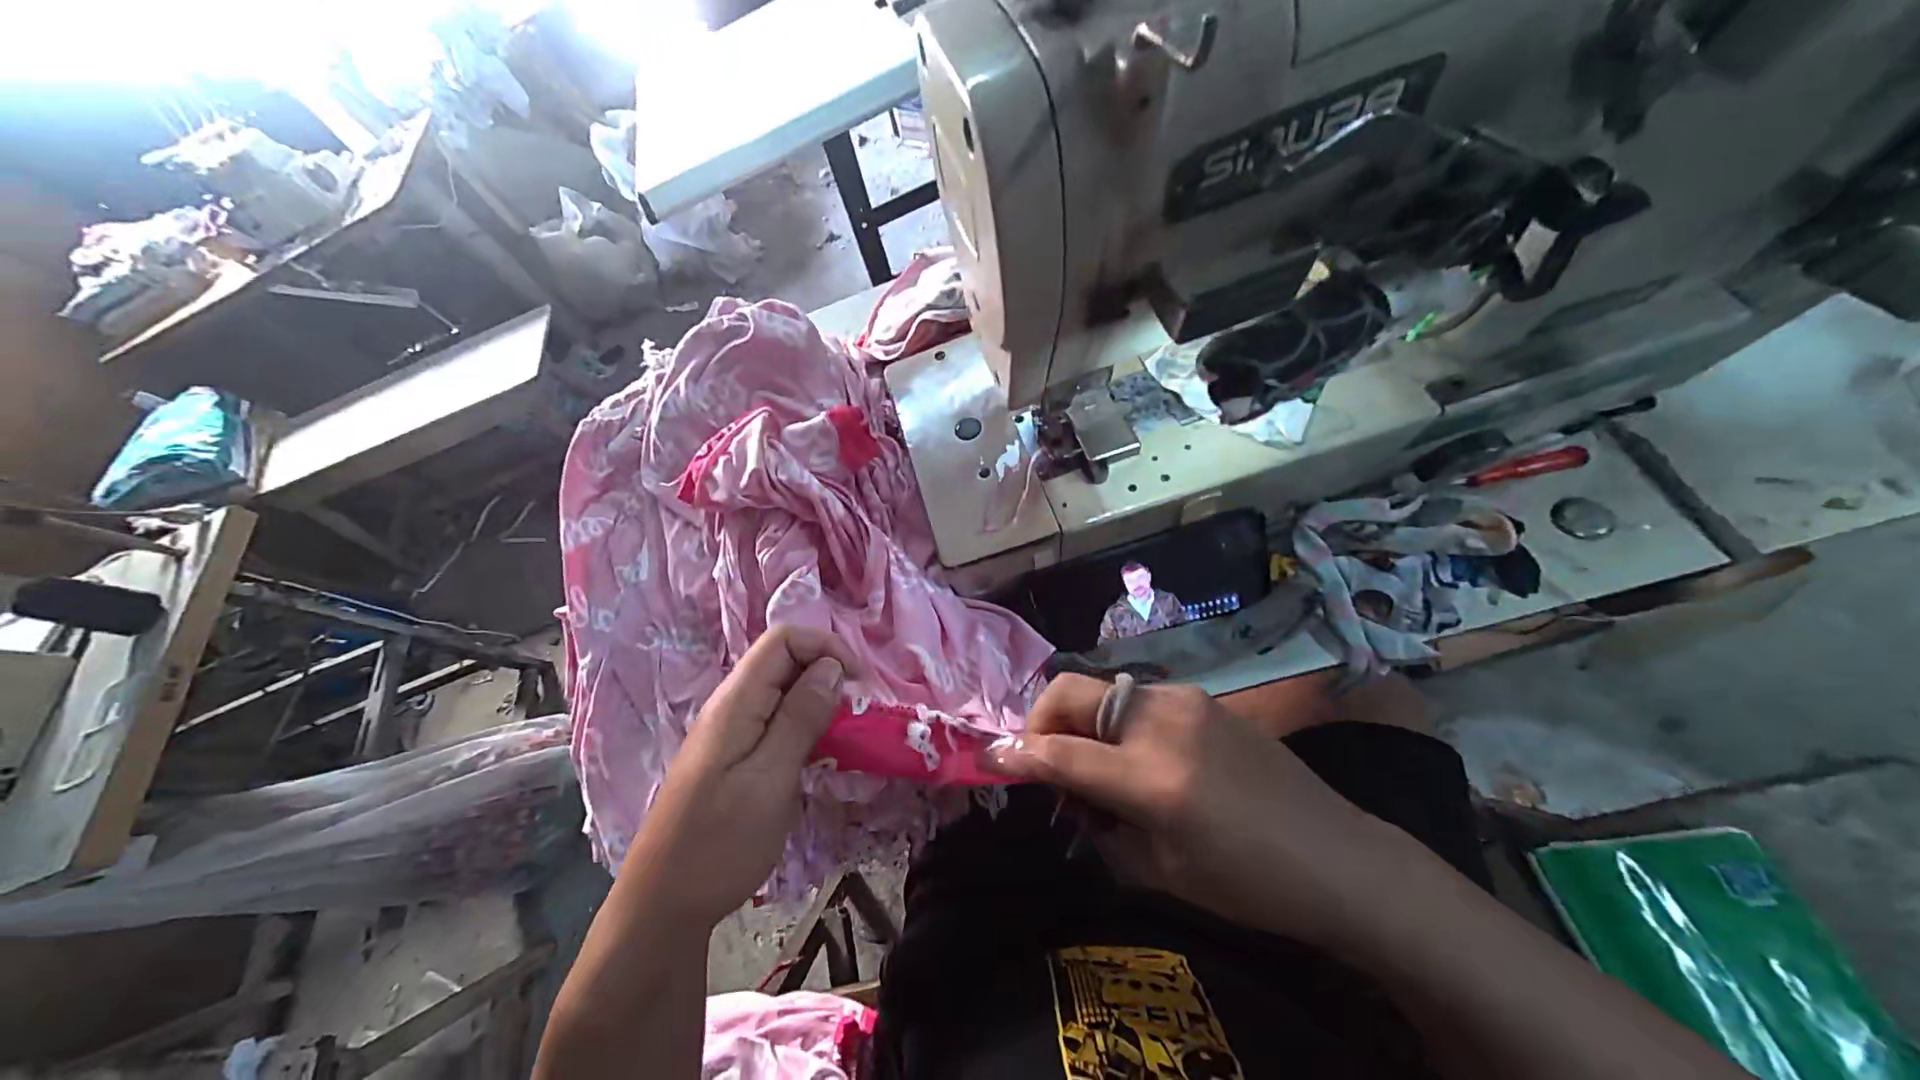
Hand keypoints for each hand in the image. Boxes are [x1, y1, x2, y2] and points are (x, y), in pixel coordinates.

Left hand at [621, 625, 858, 925]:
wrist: (663, 905)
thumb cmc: (719, 843)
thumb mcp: (770, 778)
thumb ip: (801, 717)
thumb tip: (831, 667)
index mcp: (736, 702)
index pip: (783, 640)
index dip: (826, 648)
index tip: (858, 686)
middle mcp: (731, 707)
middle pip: (784, 662)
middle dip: (827, 676)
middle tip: (857, 718)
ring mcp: (730, 733)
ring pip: (783, 694)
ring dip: (819, 706)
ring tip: (846, 740)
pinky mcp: (734, 758)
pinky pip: (775, 724)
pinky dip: (804, 730)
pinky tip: (819, 760)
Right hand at [982, 673, 1430, 948]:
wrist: (1339, 857)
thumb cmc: (1248, 883)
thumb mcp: (1160, 871)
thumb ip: (1100, 822)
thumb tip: (1067, 789)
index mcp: (1153, 778)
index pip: (1061, 754)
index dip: (1015, 754)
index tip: (985, 757)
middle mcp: (1163, 722)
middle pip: (1071, 691)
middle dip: (1040, 717)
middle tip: (1043, 757)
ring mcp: (1186, 700)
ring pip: (1101, 688)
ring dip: (1078, 717)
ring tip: (1092, 762)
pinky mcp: (1204, 698)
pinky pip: (1136, 696)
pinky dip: (1114, 718)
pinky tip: (1134, 753)